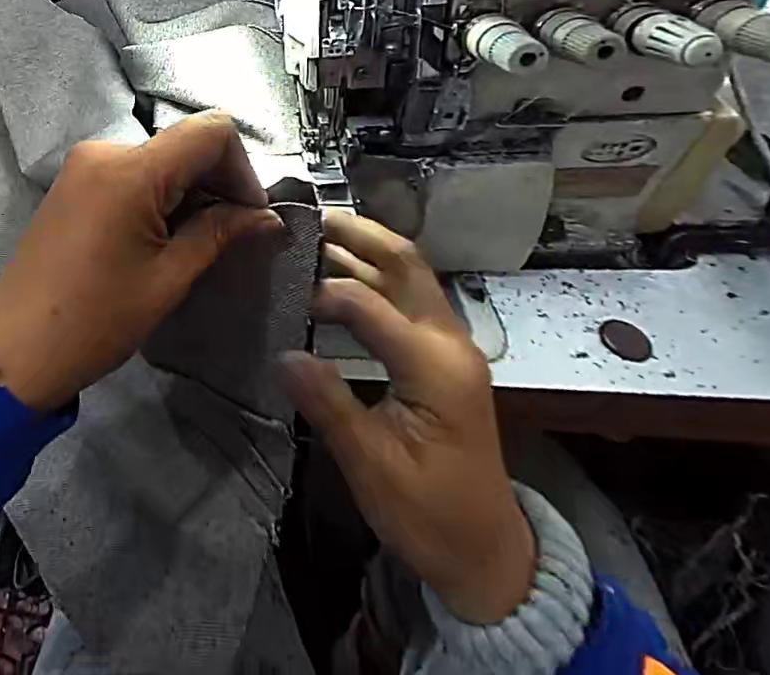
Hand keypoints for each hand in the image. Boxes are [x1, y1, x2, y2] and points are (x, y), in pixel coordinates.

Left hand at [0, 112, 281, 411]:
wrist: (11, 351)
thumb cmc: (94, 320)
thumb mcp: (168, 278)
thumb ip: (220, 233)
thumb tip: (267, 217)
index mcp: (130, 172)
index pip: (211, 132)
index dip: (242, 168)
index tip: (250, 212)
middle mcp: (106, 151)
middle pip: (186, 143)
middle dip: (219, 182)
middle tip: (233, 231)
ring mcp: (86, 164)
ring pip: (163, 158)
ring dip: (191, 191)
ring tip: (197, 239)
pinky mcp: (76, 181)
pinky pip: (135, 171)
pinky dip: (162, 194)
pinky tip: (164, 234)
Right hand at [279, 212, 536, 624]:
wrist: (487, 549)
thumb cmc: (430, 515)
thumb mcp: (373, 467)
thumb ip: (329, 405)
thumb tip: (282, 355)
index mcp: (436, 366)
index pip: (372, 306)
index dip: (326, 292)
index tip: (285, 291)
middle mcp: (450, 341)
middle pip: (406, 265)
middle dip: (360, 236)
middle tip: (312, 219)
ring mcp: (452, 345)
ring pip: (411, 276)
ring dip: (368, 251)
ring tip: (320, 236)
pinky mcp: (445, 356)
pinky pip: (410, 300)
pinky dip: (377, 278)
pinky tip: (344, 279)